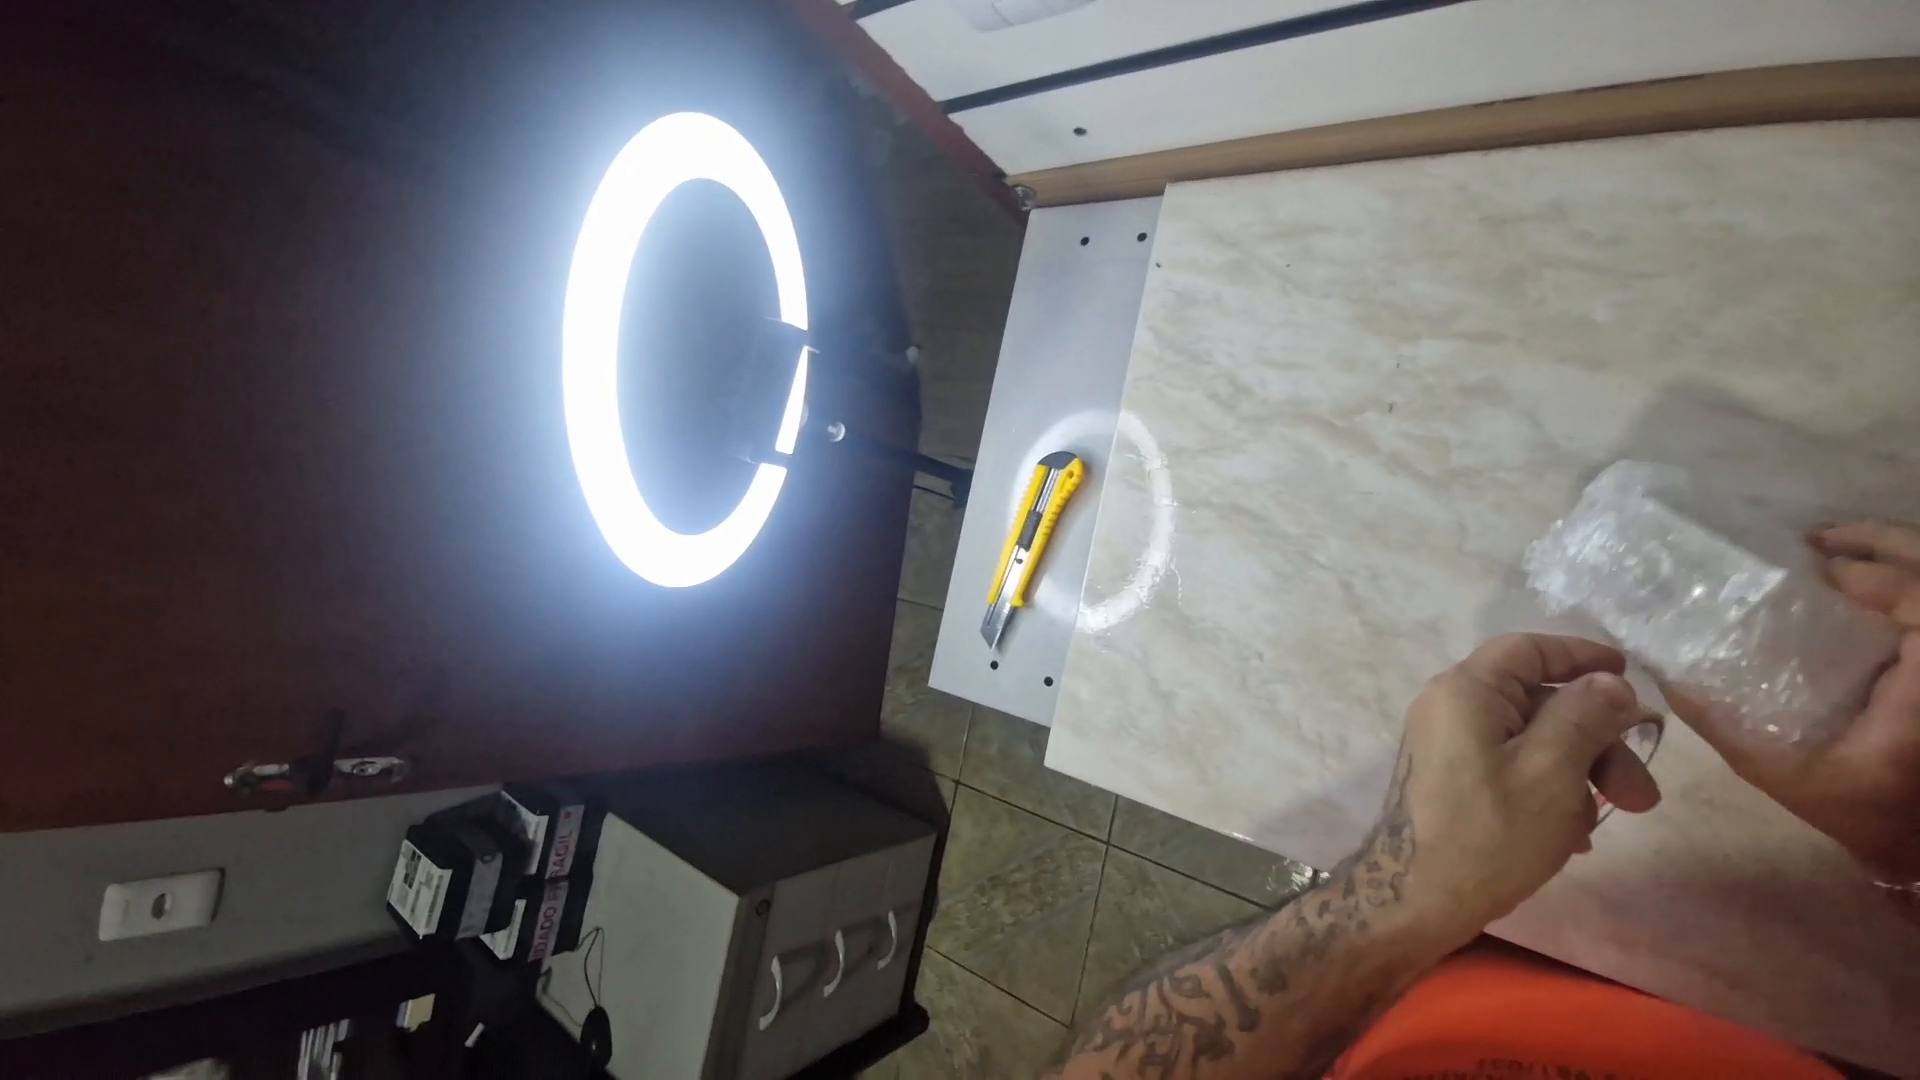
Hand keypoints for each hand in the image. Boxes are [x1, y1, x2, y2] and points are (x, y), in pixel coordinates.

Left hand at [1389, 634, 1660, 941]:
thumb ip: (1582, 716)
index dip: (1580, 656)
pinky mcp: (1447, 772)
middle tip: (1641, 797)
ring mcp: (1443, 739)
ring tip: (1602, 825)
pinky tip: (1570, 834)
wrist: (1417, 892)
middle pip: (1536, 700)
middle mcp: (1447, 705)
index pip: (1525, 650)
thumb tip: (1605, 679)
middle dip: (1596, 741)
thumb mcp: (1552, 771)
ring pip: (1528, 737)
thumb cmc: (1490, 830)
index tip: (1630, 676)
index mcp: (1464, 690)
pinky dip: (1546, 787)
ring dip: (1577, 773)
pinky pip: (1508, 762)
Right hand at [1662, 521, 1919, 881]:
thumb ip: (1720, 716)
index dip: (1879, 569)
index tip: (1813, 563)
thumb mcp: (1776, 766)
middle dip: (1885, 548)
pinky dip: (1902, 597)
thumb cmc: (1856, 809)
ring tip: (1832, 556)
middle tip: (1814, 540)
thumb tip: (1662, 662)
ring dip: (1896, 564)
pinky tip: (1861, 596)